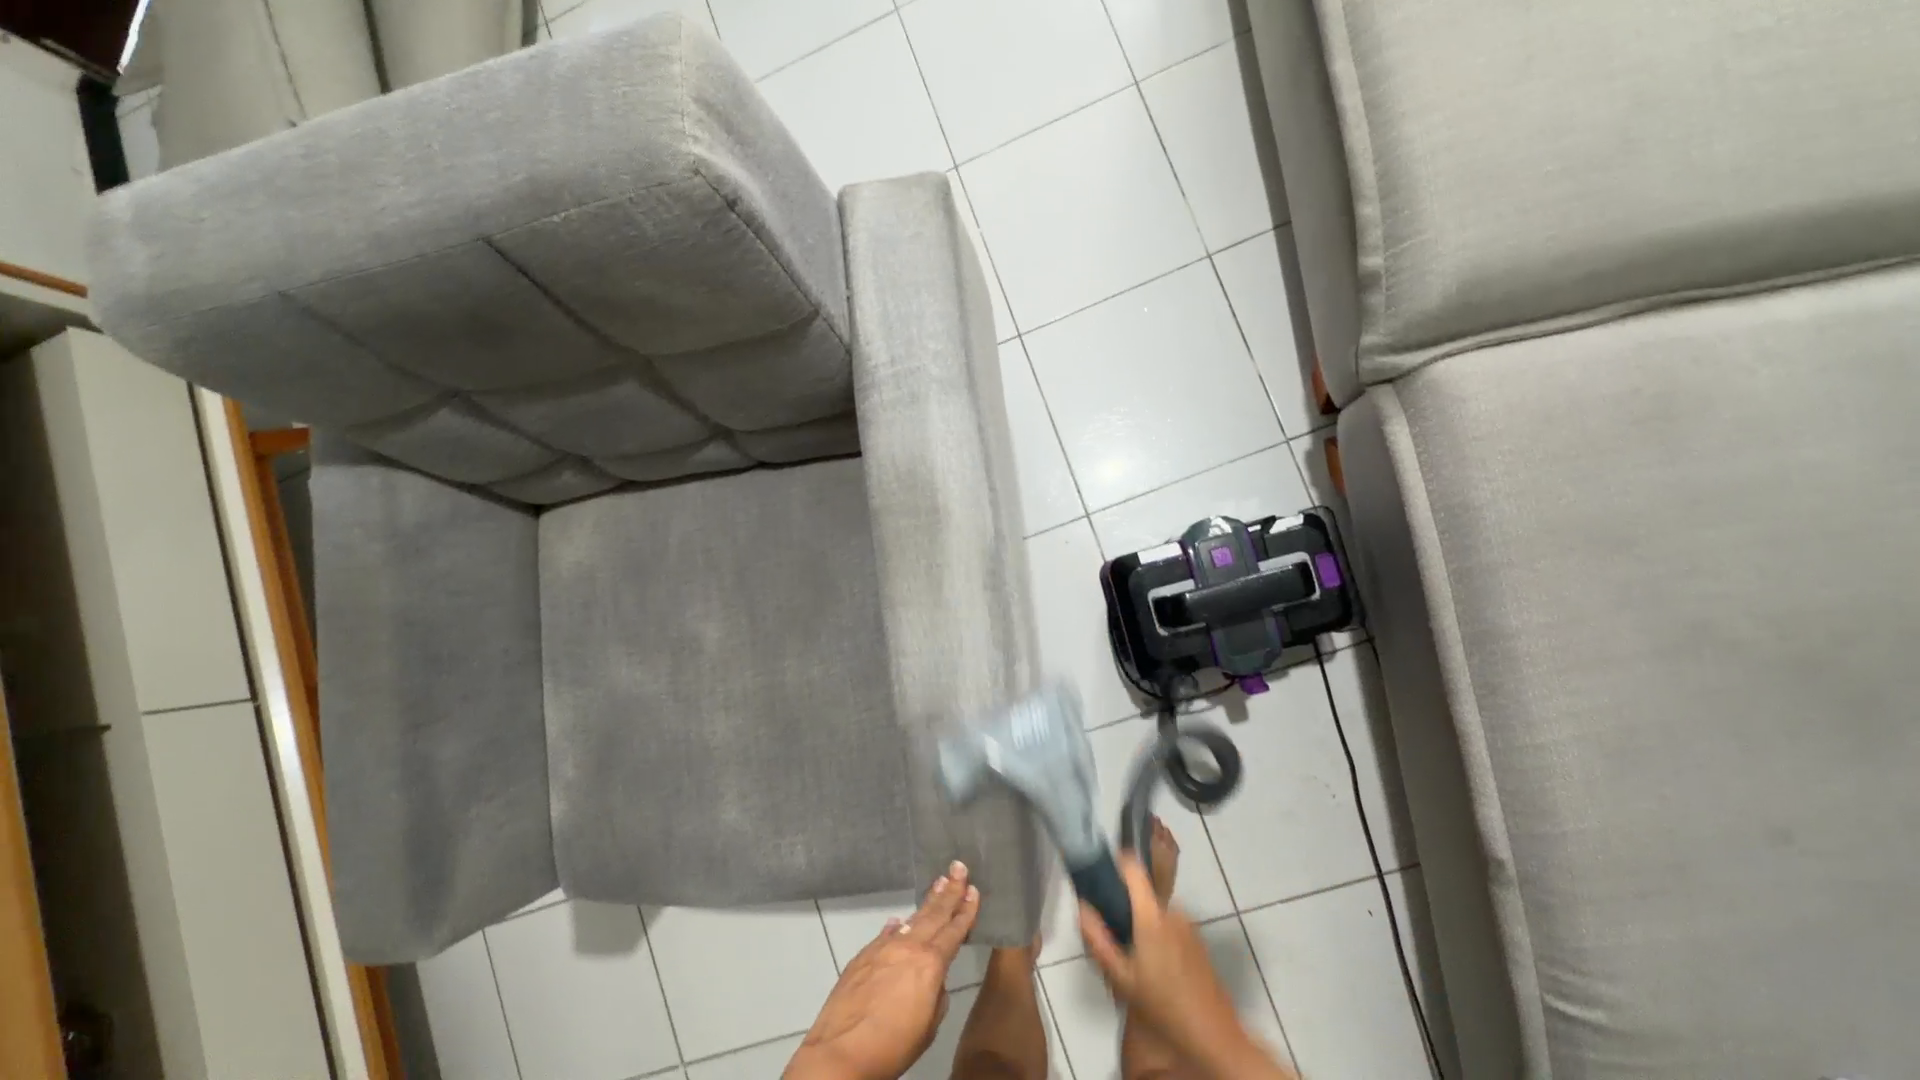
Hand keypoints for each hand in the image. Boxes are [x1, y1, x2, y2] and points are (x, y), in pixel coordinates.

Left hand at [785, 862, 979, 1079]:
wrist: (841, 1052)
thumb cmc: (893, 1045)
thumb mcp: (928, 1026)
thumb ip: (936, 994)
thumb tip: (932, 977)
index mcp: (930, 964)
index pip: (954, 931)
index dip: (966, 910)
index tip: (973, 890)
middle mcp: (907, 948)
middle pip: (933, 914)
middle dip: (949, 891)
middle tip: (959, 867)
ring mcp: (882, 950)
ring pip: (910, 921)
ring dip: (926, 903)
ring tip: (938, 884)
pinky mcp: (861, 958)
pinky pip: (885, 936)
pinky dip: (896, 927)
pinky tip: (898, 922)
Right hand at [1079, 855, 1295, 1079]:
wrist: (1212, 1032)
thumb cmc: (1161, 1003)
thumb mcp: (1119, 977)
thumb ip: (1097, 938)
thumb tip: (1081, 906)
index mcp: (1151, 915)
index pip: (1133, 868)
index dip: (1115, 864)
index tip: (1099, 876)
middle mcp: (1173, 911)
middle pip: (1142, 894)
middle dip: (1125, 908)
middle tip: (1111, 936)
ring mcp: (1189, 925)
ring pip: (1156, 912)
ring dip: (1142, 924)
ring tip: (1132, 959)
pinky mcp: (1198, 940)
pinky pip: (1171, 926)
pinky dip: (1158, 936)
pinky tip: (1155, 968)